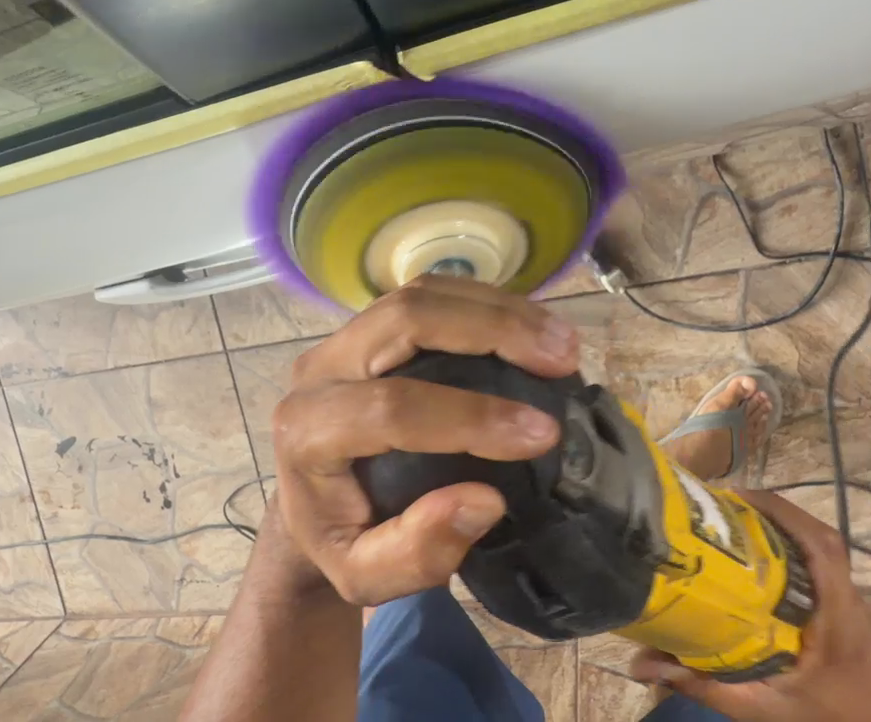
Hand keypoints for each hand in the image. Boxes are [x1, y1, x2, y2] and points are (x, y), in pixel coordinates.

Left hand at [270, 277, 578, 605]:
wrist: (308, 501)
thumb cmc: (341, 537)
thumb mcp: (367, 576)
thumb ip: (417, 552)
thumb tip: (483, 500)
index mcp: (308, 434)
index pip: (391, 408)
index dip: (470, 416)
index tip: (542, 433)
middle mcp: (317, 371)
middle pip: (404, 320)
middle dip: (491, 332)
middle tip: (562, 360)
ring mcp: (341, 338)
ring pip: (420, 295)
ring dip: (497, 309)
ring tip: (561, 341)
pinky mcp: (367, 325)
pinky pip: (427, 294)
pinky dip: (486, 302)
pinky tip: (532, 326)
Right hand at [631, 491, 870, 721]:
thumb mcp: (760, 711)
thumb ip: (704, 683)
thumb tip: (641, 663)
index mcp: (838, 618)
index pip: (821, 547)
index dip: (783, 513)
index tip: (735, 498)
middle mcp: (852, 606)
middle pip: (821, 540)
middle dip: (775, 514)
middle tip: (725, 506)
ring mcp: (855, 612)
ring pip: (823, 553)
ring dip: (784, 531)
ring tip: (735, 524)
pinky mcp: (850, 620)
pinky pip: (822, 571)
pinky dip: (792, 554)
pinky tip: (758, 563)